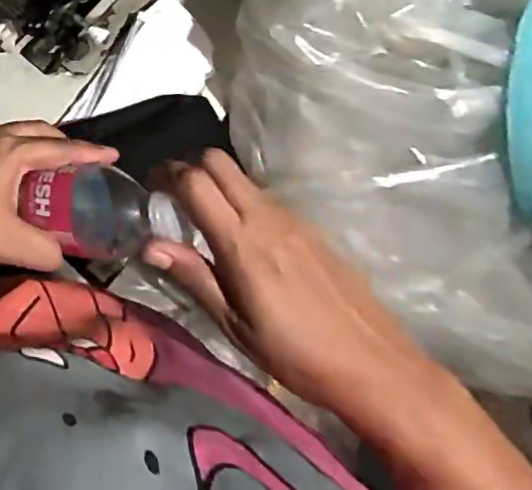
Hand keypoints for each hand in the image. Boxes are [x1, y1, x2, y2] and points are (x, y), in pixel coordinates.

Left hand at [0, 122, 117, 271]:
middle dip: (64, 143)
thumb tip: (63, 256)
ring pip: (18, 133)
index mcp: (10, 150)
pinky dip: (21, 151)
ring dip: (40, 146)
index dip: (89, 153)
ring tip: (58, 170)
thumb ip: (47, 251)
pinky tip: (22, 177)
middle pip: (38, 131)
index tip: (113, 155)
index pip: (59, 147)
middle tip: (85, 163)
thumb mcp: (11, 245)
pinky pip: (2, 141)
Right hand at [142, 150, 445, 420]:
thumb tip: (149, 244)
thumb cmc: (298, 355)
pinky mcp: (312, 228)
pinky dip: (242, 200)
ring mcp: (293, 219)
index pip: (194, 180)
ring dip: (216, 183)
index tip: (150, 187)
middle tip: (174, 194)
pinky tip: (246, 238)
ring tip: (206, 218)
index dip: (165, 174)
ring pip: (241, 176)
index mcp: (242, 242)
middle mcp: (266, 218)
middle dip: (188, 166)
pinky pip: (265, 197)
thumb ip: (193, 275)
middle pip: (217, 160)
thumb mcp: (235, 326)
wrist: (382, 371)